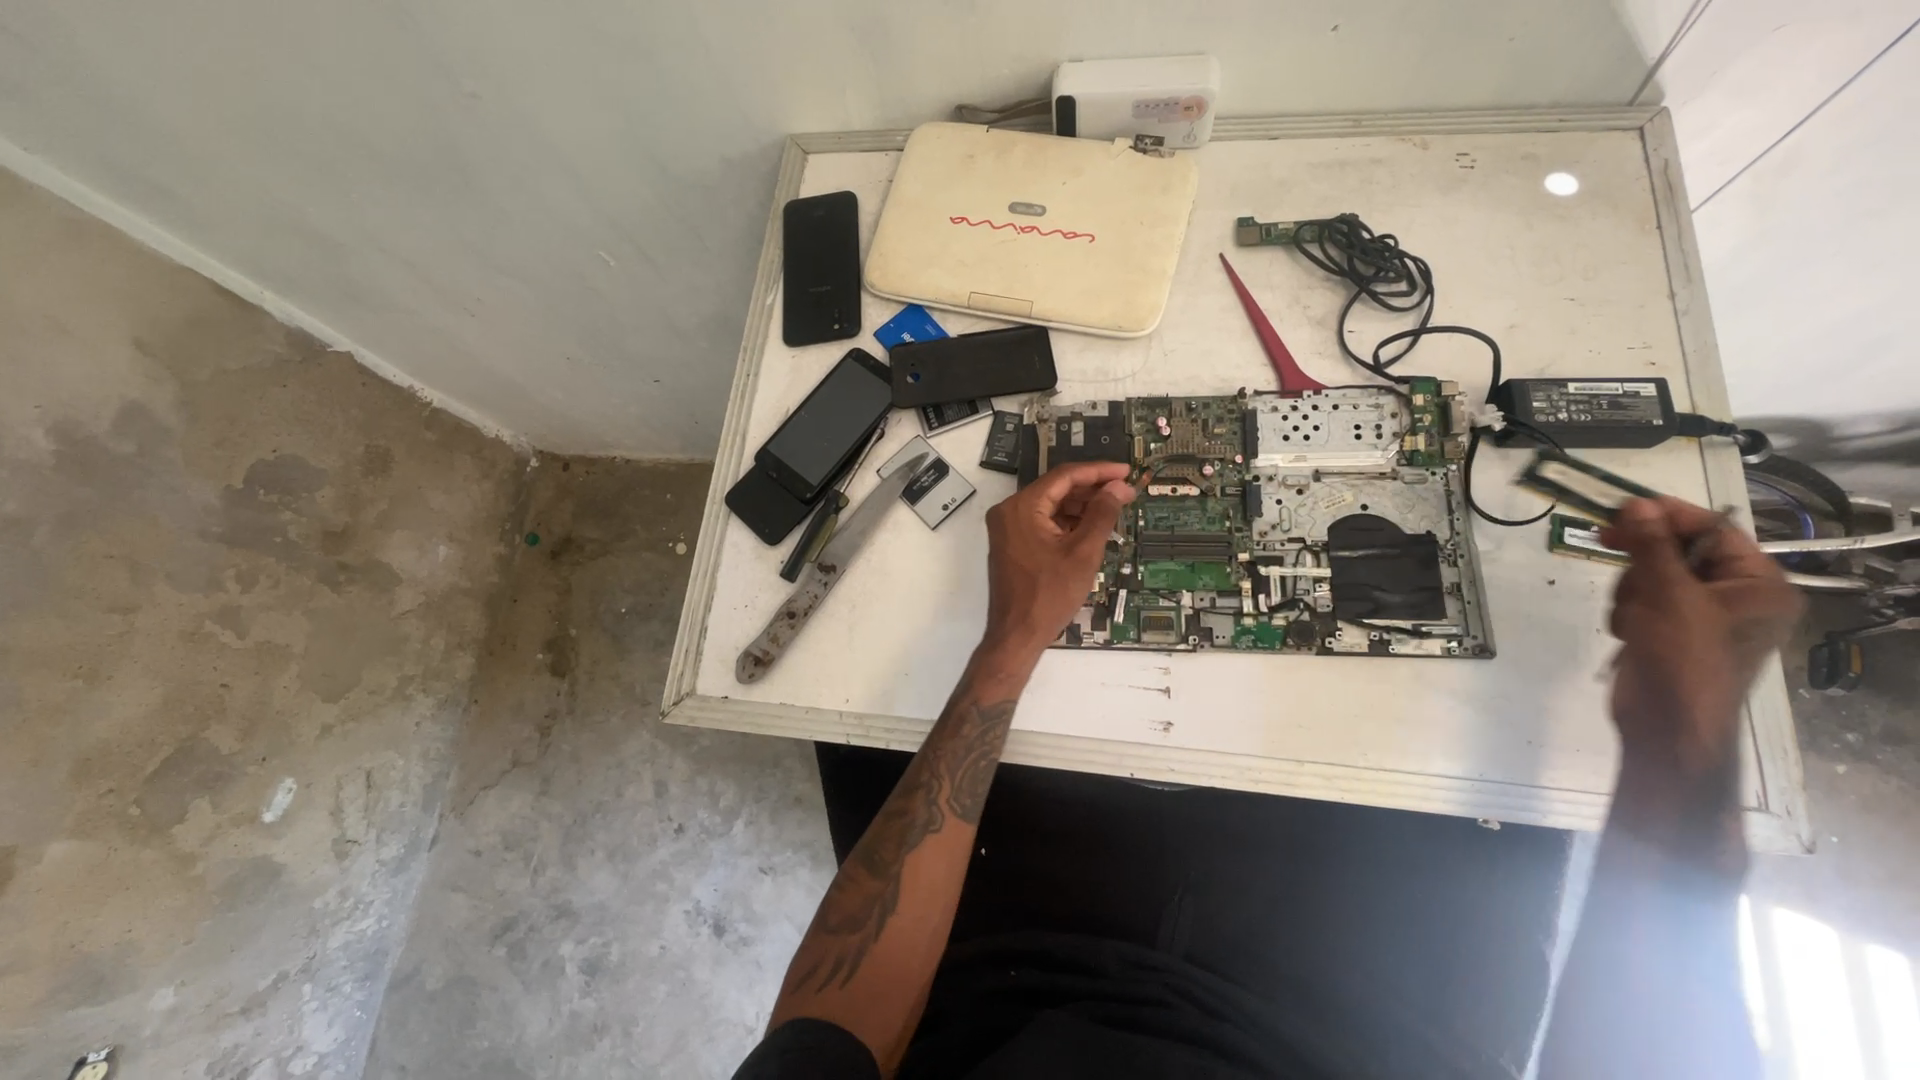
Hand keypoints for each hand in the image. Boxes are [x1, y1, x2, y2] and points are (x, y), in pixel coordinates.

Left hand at [981, 462, 1135, 659]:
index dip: (1098, 472)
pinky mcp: (1012, 543)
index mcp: (1021, 507)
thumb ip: (1102, 515)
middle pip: (1056, 489)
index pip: (1064, 476)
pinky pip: (1043, 522)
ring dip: (1081, 507)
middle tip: (1124, 493)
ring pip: (1051, 506)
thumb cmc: (1049, 595)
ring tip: (1113, 510)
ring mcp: (1008, 528)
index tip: (1126, 472)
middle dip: (1091, 490)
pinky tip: (1091, 528)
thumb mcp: (1083, 553)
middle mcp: (1009, 511)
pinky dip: (1067, 523)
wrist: (1017, 634)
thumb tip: (1118, 488)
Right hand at [1599, 498, 1801, 795]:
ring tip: (1634, 618)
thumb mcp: (1669, 595)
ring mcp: (1702, 617)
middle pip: (1678, 552)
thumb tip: (1637, 505)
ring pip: (1651, 577)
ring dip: (1632, 592)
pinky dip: (1629, 612)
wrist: (1667, 724)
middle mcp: (1737, 597)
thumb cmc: (1684, 657)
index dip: (1668, 517)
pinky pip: (1642, 602)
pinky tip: (1631, 632)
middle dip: (1644, 563)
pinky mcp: (1670, 633)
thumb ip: (1651, 547)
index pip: (1713, 531)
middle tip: (1607, 543)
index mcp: (1759, 585)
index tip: (1622, 508)